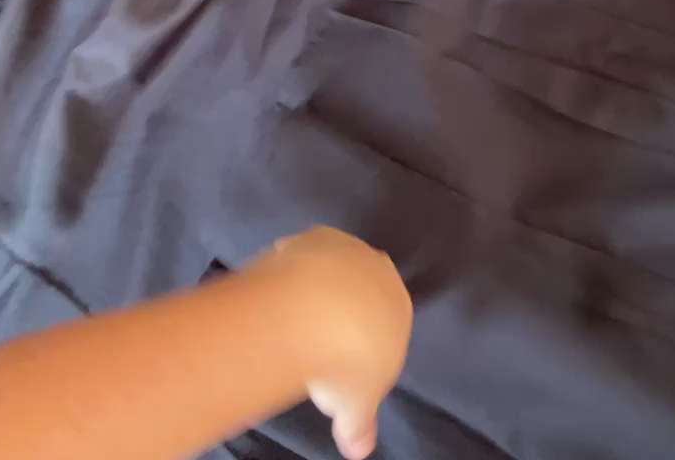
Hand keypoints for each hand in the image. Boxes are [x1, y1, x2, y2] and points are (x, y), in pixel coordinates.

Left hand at [244, 228, 411, 459]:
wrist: (317, 312)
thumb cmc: (349, 362)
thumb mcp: (357, 405)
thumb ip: (359, 425)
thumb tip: (359, 450)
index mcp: (399, 305)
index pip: (386, 320)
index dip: (363, 341)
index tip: (341, 362)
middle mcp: (379, 269)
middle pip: (361, 288)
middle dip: (342, 309)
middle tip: (315, 341)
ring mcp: (346, 247)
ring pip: (332, 266)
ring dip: (316, 287)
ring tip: (290, 320)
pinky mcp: (313, 236)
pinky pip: (301, 254)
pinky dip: (290, 270)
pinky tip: (276, 293)